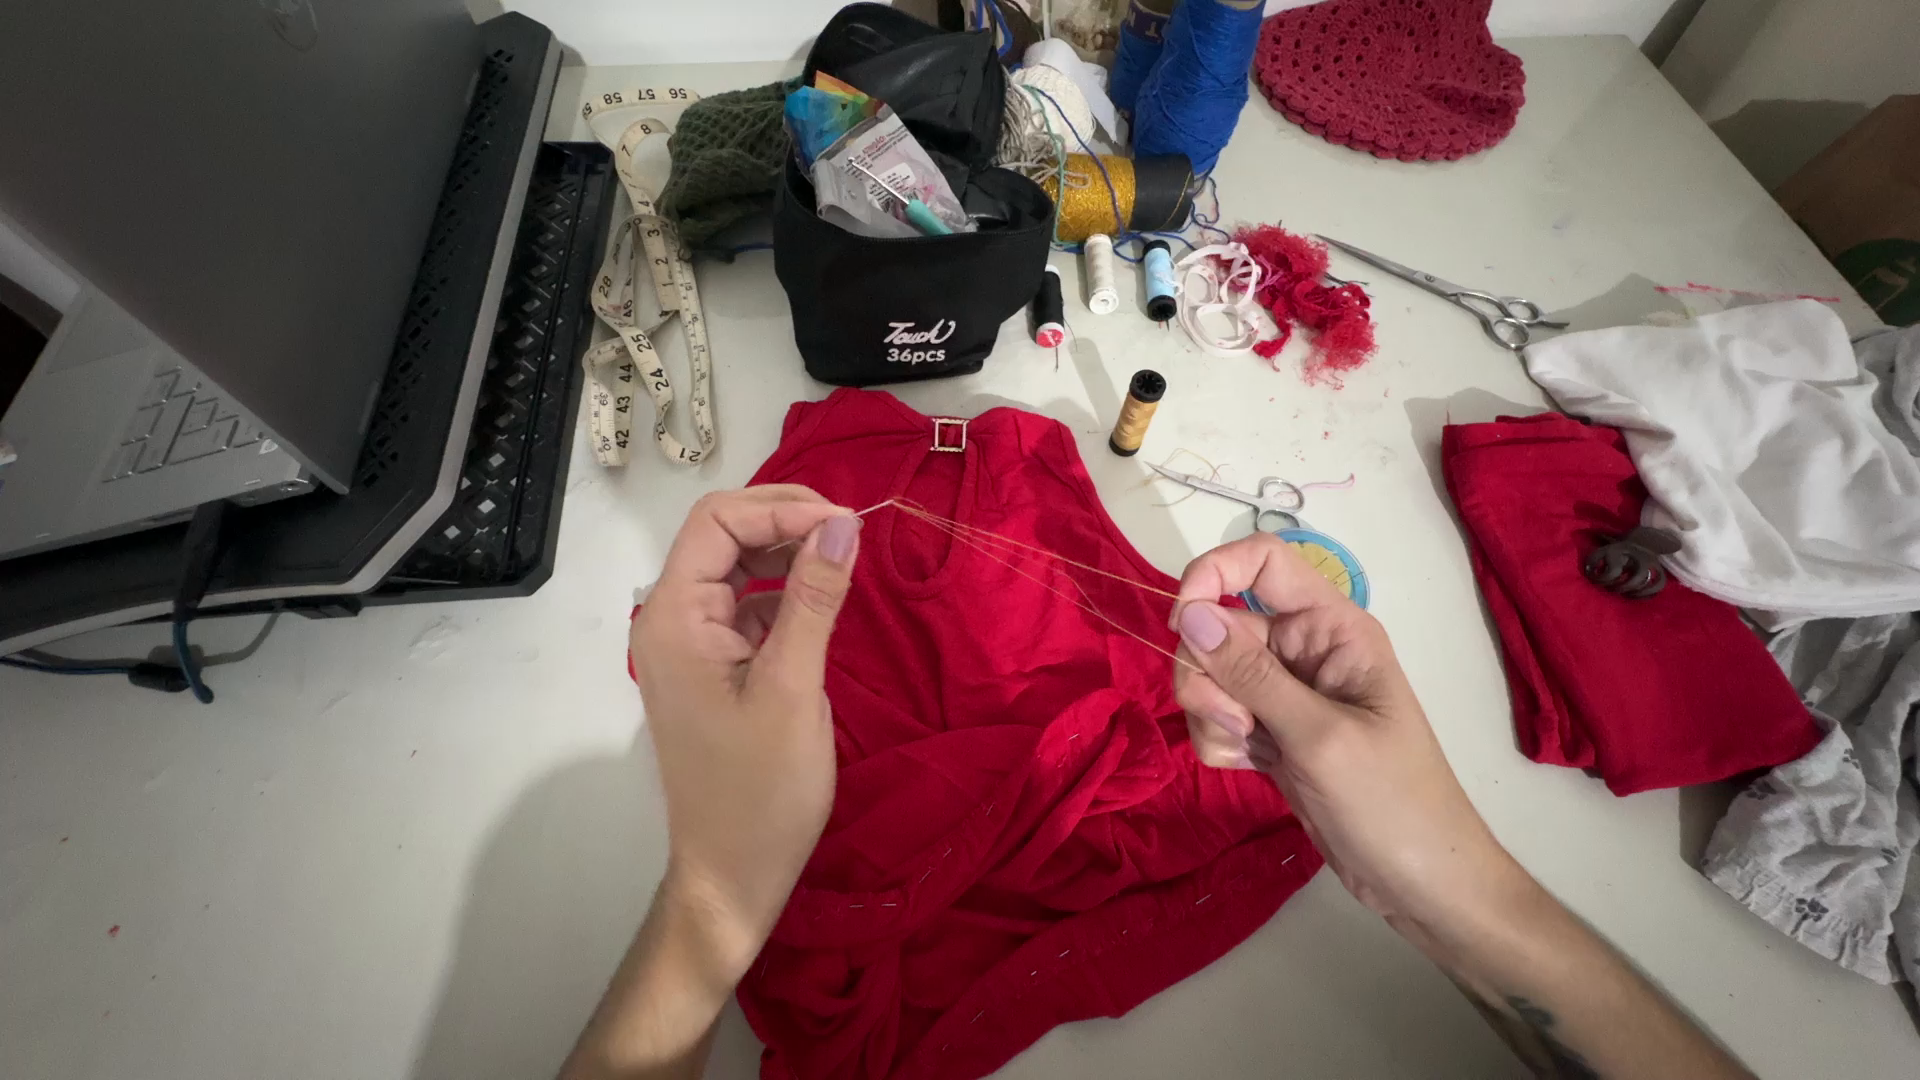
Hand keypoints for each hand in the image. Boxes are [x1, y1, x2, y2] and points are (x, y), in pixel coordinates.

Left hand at [628, 485, 861, 981]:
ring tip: (843, 556)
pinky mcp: (717, 662)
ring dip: (788, 551)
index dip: (782, 510)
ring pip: (738, 564)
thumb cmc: (761, 790)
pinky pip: (749, 601)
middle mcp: (673, 618)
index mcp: (674, 617)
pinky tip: (822, 593)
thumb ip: (814, 598)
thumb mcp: (793, 686)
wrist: (734, 875)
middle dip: (786, 521)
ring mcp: (693, 640)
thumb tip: (843, 523)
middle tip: (851, 532)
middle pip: (723, 535)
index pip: (717, 522)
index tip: (847, 524)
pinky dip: (786, 587)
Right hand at [1170, 533, 1524, 932]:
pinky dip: (1217, 740)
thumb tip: (1188, 613)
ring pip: (1206, 673)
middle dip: (1206, 674)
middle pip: (1217, 624)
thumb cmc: (1393, 803)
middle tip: (1236, 722)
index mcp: (1331, 627)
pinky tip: (1250, 766)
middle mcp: (1301, 647)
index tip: (1182, 622)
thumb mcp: (1319, 735)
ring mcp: (1280, 689)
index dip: (1213, 574)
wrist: (1419, 885)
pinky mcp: (1264, 727)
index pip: (1261, 560)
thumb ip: (1249, 672)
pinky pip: (1213, 714)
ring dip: (1210, 713)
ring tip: (1249, 749)